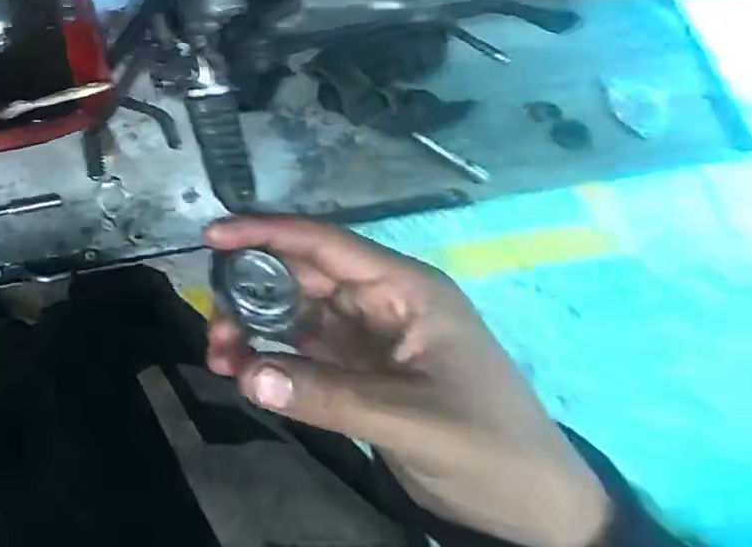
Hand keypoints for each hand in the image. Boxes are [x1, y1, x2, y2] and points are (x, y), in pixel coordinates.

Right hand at [204, 217, 609, 546]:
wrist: (540, 519)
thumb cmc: (494, 450)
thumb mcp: (415, 422)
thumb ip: (329, 396)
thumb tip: (247, 375)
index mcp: (402, 287)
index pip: (323, 242)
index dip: (265, 232)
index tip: (212, 236)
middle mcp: (377, 298)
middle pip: (297, 275)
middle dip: (248, 291)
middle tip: (214, 323)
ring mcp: (363, 332)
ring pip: (290, 310)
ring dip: (251, 326)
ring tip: (220, 356)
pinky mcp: (353, 366)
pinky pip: (297, 347)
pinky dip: (267, 355)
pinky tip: (242, 372)